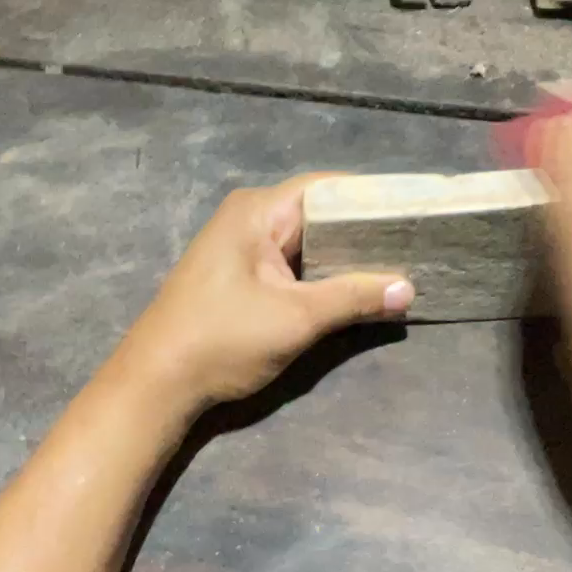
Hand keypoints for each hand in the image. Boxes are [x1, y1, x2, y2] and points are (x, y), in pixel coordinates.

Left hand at [111, 174, 413, 412]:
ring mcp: (242, 251)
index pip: (326, 188)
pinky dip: (323, 278)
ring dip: (345, 260)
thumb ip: (353, 299)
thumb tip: (407, 289)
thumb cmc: (223, 339)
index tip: (414, 212)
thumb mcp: (296, 319)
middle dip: (363, 232)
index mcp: (257, 212)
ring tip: (396, 267)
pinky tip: (354, 292)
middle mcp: (249, 221)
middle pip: (318, 215)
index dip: (371, 198)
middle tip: (414, 244)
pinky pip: (293, 267)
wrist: (157, 382)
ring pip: (307, 244)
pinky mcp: (241, 280)